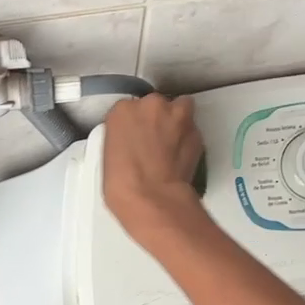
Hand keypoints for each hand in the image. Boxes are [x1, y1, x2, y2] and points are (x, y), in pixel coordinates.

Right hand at [101, 94, 206, 244]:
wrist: (154, 199)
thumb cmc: (121, 185)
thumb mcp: (109, 156)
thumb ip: (123, 138)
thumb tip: (134, 142)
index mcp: (122, 111)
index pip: (127, 109)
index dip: (132, 124)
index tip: (133, 138)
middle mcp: (151, 104)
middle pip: (155, 104)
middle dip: (155, 119)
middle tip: (152, 143)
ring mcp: (177, 115)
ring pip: (180, 108)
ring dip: (176, 121)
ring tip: (171, 145)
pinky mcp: (196, 132)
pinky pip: (191, 130)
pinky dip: (187, 139)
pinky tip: (181, 157)